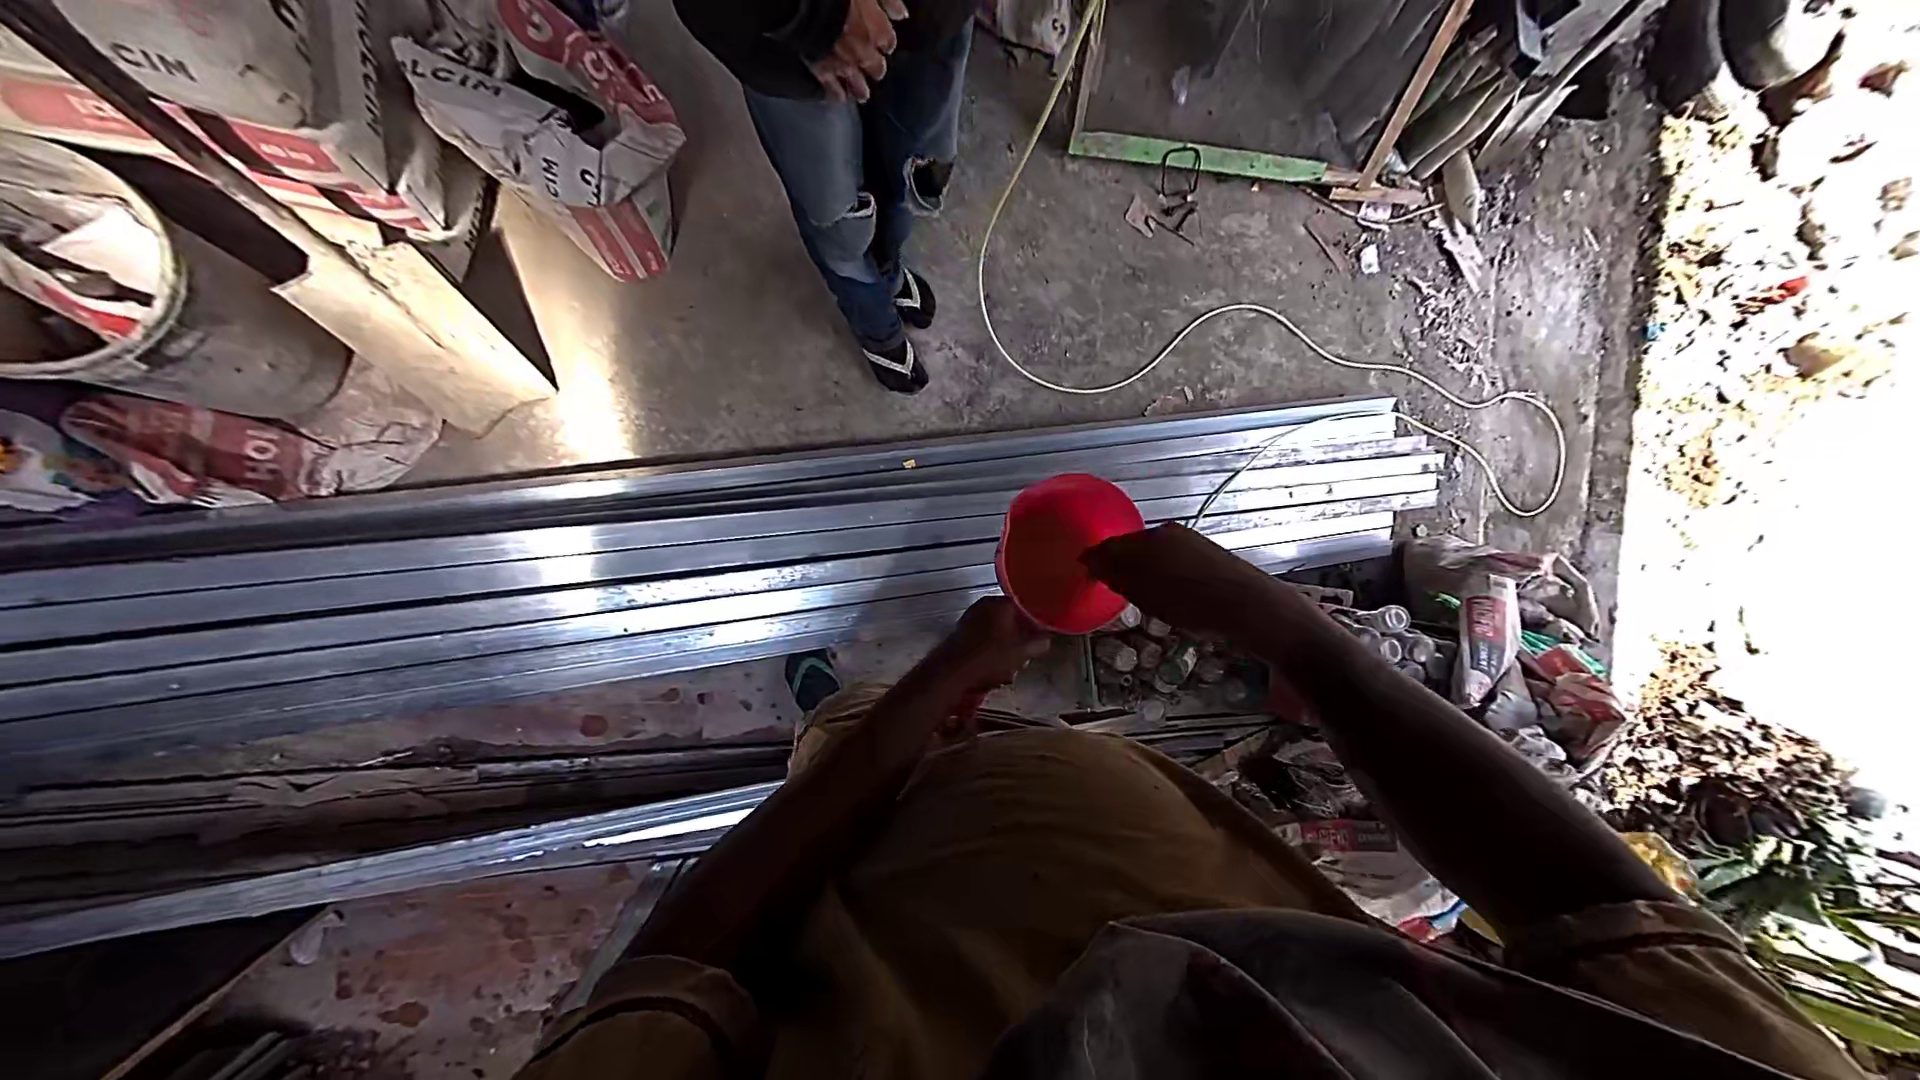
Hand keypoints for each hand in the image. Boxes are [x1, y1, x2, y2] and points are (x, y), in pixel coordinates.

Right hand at [809, 0, 908, 102]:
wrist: (808, 1)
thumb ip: (889, 0)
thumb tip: (902, 14)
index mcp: (876, 29)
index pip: (888, 42)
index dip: (885, 41)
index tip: (883, 42)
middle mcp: (864, 53)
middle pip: (876, 68)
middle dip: (876, 67)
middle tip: (874, 68)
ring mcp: (844, 65)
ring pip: (858, 88)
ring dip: (861, 89)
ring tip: (862, 94)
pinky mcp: (823, 72)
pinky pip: (833, 92)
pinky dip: (838, 95)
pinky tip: (839, 97)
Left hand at [934, 596, 1051, 691]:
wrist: (952, 673)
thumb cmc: (991, 657)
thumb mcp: (1024, 650)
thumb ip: (1040, 641)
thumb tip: (1046, 638)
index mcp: (1000, 602)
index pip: (1027, 606)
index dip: (1036, 623)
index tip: (1040, 638)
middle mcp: (984, 605)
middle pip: (1012, 622)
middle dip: (1020, 643)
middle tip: (1022, 660)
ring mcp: (970, 619)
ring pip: (998, 635)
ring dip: (1005, 652)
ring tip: (1007, 672)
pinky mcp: (960, 635)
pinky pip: (984, 642)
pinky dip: (990, 655)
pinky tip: (992, 673)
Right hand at [1081, 523, 1286, 638]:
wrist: (1248, 607)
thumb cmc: (1193, 604)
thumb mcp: (1145, 594)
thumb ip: (1115, 574)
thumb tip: (1091, 561)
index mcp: (1147, 538)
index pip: (1109, 544)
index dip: (1095, 560)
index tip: (1087, 573)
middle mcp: (1166, 532)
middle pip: (1130, 546)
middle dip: (1118, 563)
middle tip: (1113, 587)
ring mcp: (1188, 540)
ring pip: (1152, 551)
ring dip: (1141, 568)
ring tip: (1142, 594)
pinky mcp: (1205, 551)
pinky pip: (1172, 557)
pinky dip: (1163, 571)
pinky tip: (1170, 592)